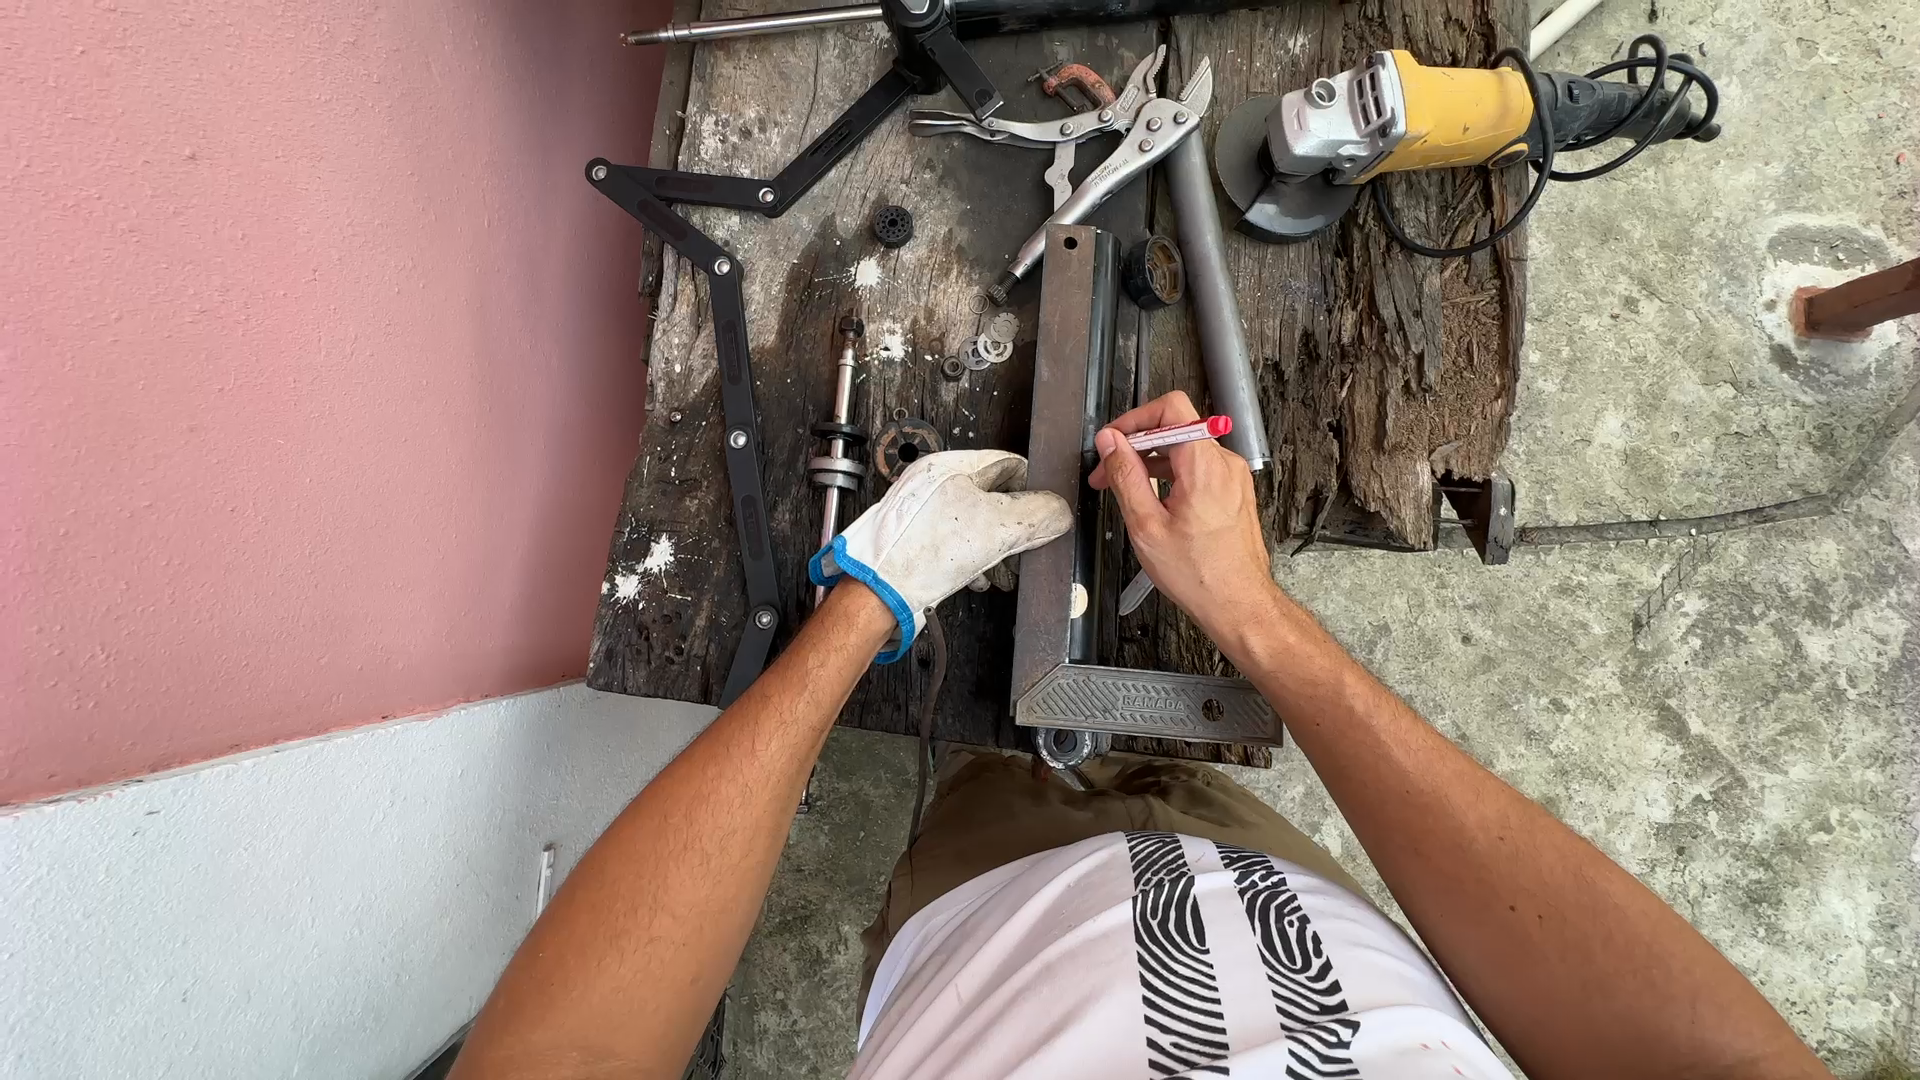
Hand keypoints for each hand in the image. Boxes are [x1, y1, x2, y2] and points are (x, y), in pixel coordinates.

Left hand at [811, 450, 1071, 662]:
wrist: (879, 590)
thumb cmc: (925, 553)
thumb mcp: (997, 527)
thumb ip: (1037, 515)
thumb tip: (1060, 512)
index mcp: (953, 466)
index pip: (1009, 464)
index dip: (1033, 490)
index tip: (1045, 514)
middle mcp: (935, 483)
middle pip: (994, 497)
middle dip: (1014, 527)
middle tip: (1026, 548)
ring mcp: (924, 511)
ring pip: (976, 523)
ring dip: (996, 548)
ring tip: (1004, 572)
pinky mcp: (917, 538)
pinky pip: (956, 542)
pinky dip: (973, 559)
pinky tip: (979, 578)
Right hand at [1089, 392, 1277, 648]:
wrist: (1238, 603)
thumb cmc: (1199, 574)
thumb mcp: (1146, 525)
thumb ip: (1126, 476)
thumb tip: (1110, 443)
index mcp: (1204, 465)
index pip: (1171, 409)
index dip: (1135, 419)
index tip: (1112, 442)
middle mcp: (1224, 463)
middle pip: (1175, 427)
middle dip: (1135, 446)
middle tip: (1108, 473)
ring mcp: (1232, 476)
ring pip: (1185, 448)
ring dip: (1151, 462)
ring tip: (1125, 490)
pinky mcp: (1234, 490)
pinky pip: (1197, 467)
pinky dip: (1170, 475)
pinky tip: (1152, 501)